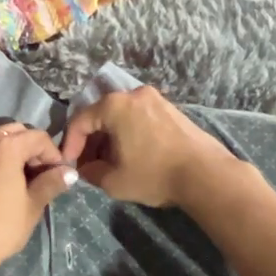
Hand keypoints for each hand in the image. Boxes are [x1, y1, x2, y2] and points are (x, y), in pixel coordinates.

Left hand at [0, 123, 76, 273]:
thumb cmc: (2, 226)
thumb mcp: (33, 206)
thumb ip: (51, 183)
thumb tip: (69, 172)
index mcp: (6, 147)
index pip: (38, 137)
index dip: (52, 153)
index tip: (57, 174)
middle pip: (13, 132)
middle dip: (30, 147)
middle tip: (38, 173)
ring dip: (7, 152)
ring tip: (16, 179)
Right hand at [59, 86, 232, 206]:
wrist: (206, 175)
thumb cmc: (154, 174)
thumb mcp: (113, 181)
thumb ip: (90, 172)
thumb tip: (85, 168)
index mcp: (114, 105)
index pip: (80, 121)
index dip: (70, 145)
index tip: (68, 164)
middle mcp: (133, 94)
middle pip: (100, 116)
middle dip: (91, 141)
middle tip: (88, 165)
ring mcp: (155, 99)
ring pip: (121, 116)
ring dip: (110, 138)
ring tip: (109, 162)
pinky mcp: (171, 109)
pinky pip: (139, 118)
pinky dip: (129, 134)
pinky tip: (132, 155)